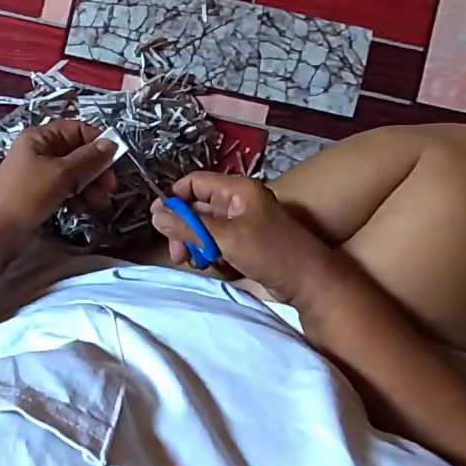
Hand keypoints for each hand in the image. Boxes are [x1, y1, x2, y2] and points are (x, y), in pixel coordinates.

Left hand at [0, 122, 116, 245]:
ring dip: (90, 185)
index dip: (96, 142)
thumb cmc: (25, 195)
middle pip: (78, 152)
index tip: (113, 162)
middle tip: (108, 189)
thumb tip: (111, 143)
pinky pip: (67, 189)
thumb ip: (88, 158)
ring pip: (75, 173)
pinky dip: (78, 197)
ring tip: (97, 202)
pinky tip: (83, 208)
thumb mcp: (60, 173)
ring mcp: (40, 174)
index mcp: (40, 138)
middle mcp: (40, 151)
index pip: (76, 129)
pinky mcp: (42, 194)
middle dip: (96, 168)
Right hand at [151, 173, 332, 301]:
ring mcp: (241, 221)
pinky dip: (206, 249)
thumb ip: (189, 227)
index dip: (175, 198)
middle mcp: (238, 201)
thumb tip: (155, 215)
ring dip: (192, 241)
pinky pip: (215, 239)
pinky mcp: (243, 240)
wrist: (310, 284)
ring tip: (190, 259)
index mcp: (237, 190)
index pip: (195, 182)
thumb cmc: (271, 253)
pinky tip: (205, 263)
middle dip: (182, 227)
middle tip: (176, 251)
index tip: (161, 220)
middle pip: (196, 205)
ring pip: (203, 225)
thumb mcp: (226, 238)